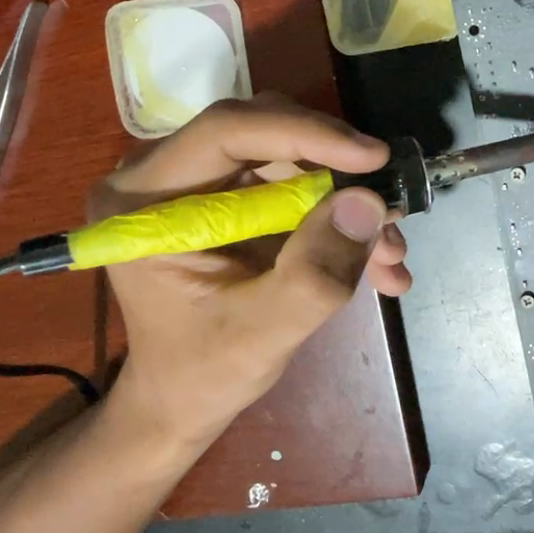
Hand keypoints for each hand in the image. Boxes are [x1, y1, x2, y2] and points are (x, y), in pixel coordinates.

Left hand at [87, 95, 410, 450]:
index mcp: (142, 198)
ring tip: (391, 255)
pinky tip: (381, 265)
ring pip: (294, 157)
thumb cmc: (203, 373)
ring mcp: (205, 183)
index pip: (226, 131)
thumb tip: (370, 202)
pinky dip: (345, 218)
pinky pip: (302, 184)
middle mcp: (167, 174)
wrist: (186, 401)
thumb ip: (313, 273)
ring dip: (351, 201)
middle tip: (390, 208)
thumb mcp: (262, 334)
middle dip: (337, 170)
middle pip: (267, 133)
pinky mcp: (238, 197)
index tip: (374, 158)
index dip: (304, 134)